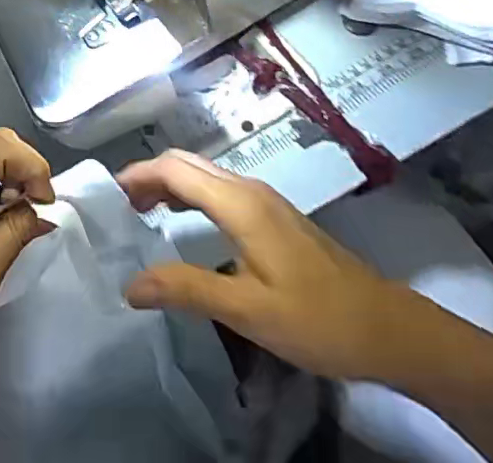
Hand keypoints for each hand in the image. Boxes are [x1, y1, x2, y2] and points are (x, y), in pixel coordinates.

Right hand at [116, 149, 434, 383]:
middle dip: (149, 176)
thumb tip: (130, 285)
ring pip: (204, 174)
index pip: (176, 171)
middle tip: (117, 207)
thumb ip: (187, 290)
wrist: (386, 327)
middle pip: (188, 164)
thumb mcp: (248, 311)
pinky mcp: (273, 215)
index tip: (106, 196)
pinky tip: (182, 222)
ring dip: (169, 184)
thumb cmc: (317, 319)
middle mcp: (250, 190)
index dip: (137, 177)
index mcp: (240, 204)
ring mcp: (265, 199)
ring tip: (139, 212)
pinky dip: (190, 195)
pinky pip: (219, 189)